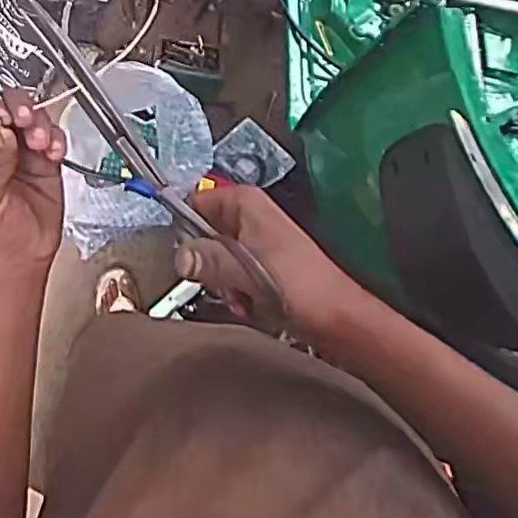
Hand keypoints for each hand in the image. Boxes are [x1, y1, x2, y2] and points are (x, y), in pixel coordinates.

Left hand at [0, 92, 67, 283]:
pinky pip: (52, 138)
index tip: (3, 114)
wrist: (21, 260)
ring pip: (32, 120)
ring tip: (41, 143)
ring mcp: (21, 152)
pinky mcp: (45, 161)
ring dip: (40, 124)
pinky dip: (56, 140)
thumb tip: (0, 129)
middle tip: (26, 118)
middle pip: (5, 110)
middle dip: (18, 109)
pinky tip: (53, 152)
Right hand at [176, 185, 371, 340]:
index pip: (192, 203)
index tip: (183, 257)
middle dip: (206, 263)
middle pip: (202, 231)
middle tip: (220, 283)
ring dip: (221, 281)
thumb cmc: (295, 285)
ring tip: (240, 297)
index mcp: (243, 201)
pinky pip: (232, 270)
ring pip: (215, 255)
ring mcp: (256, 237)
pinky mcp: (262, 260)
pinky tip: (248, 303)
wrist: (339, 317)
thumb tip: (179, 257)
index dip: (183, 230)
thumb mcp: (244, 270)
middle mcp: (247, 212)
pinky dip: (236, 288)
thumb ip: (206, 260)